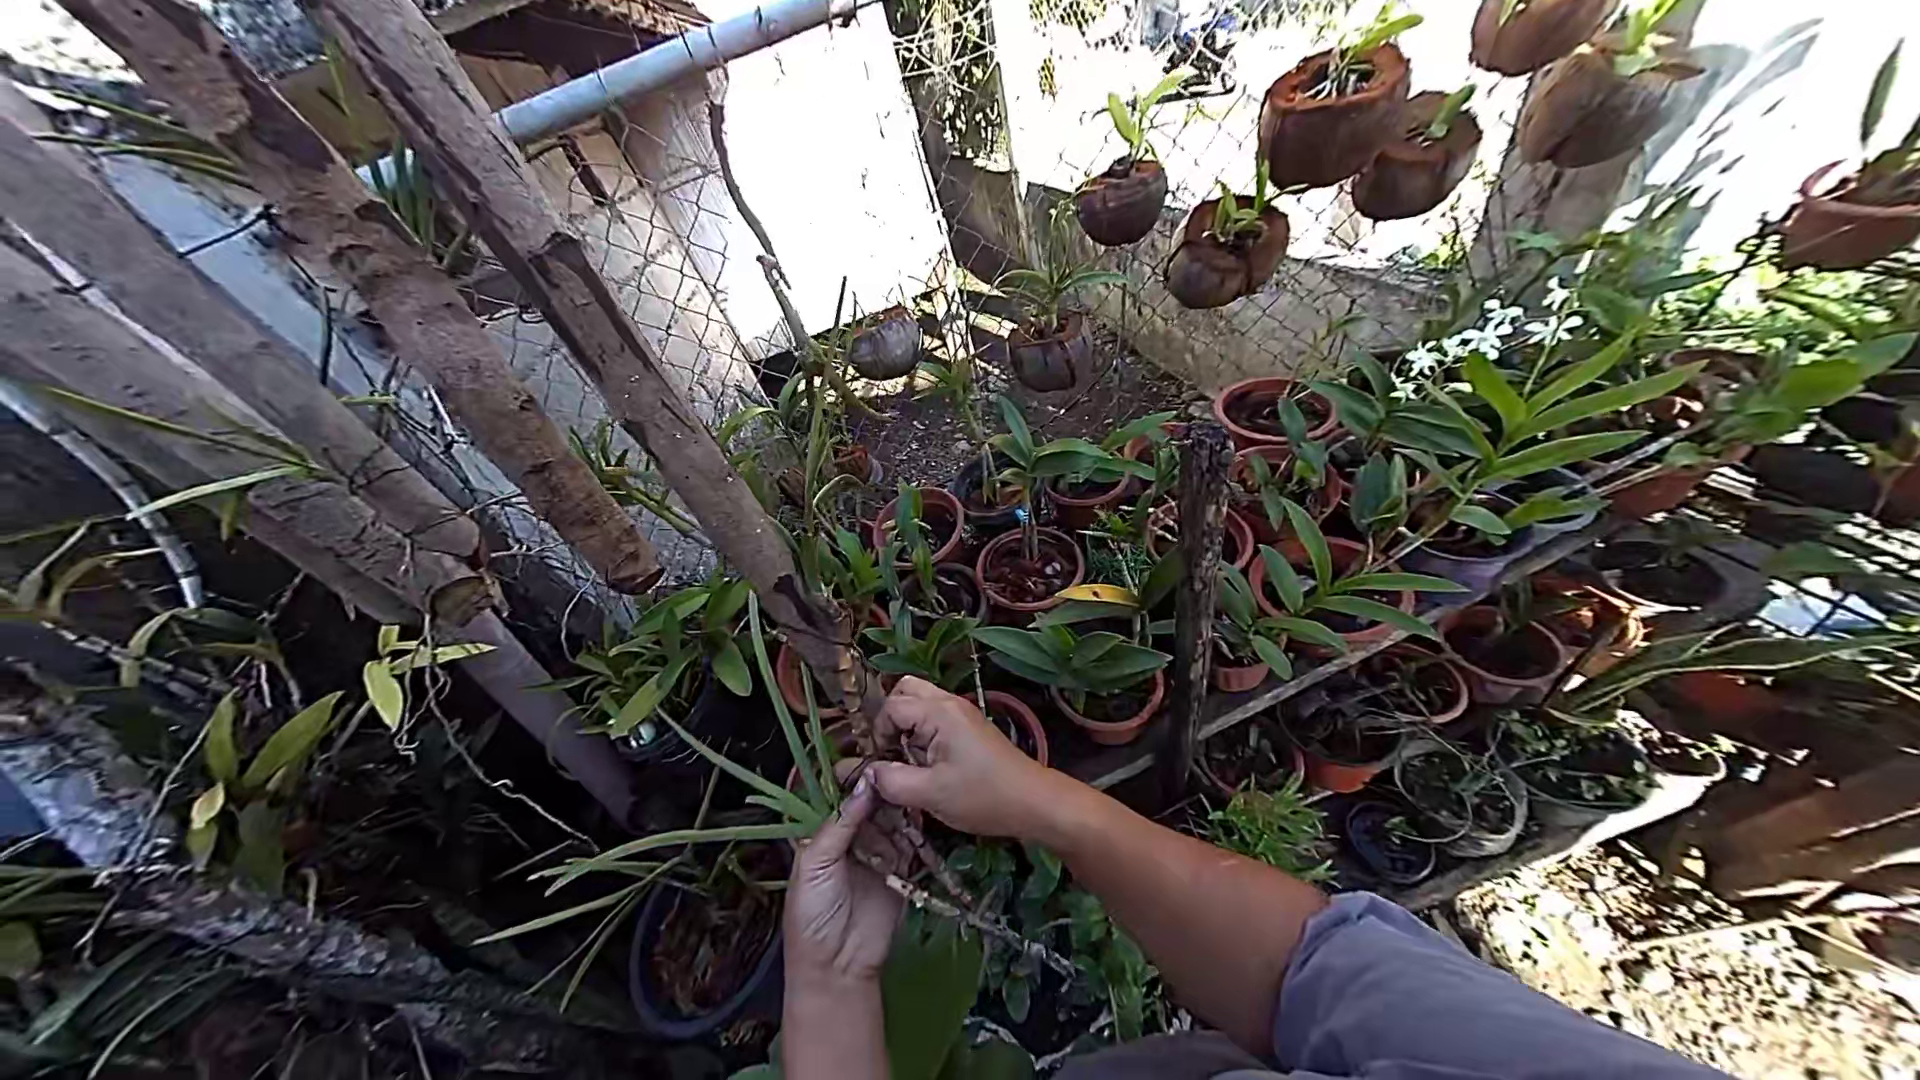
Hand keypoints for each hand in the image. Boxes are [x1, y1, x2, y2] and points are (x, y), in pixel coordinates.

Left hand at [784, 775, 905, 985]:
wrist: (839, 966)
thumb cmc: (813, 914)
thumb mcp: (816, 864)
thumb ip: (841, 822)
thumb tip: (864, 782)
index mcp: (823, 830)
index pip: (839, 793)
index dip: (852, 773)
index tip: (870, 750)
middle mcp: (852, 834)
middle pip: (870, 800)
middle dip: (881, 785)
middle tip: (897, 766)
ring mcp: (879, 847)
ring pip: (892, 814)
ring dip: (900, 801)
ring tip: (910, 783)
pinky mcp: (901, 864)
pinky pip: (910, 838)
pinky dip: (915, 825)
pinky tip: (920, 808)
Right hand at [866, 677, 1072, 841]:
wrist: (1033, 801)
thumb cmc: (983, 796)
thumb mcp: (930, 794)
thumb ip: (891, 781)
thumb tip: (866, 772)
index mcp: (939, 712)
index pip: (891, 706)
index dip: (878, 733)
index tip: (881, 762)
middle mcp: (949, 702)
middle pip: (904, 690)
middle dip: (890, 717)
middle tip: (891, 750)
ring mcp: (961, 711)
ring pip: (920, 700)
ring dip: (906, 724)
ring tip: (908, 758)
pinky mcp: (969, 725)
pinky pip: (935, 715)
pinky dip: (922, 730)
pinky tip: (927, 761)